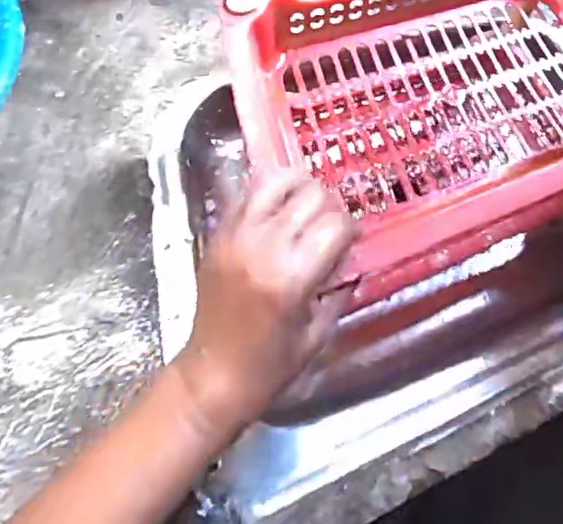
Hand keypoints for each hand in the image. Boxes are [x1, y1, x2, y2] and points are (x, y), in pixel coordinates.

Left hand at [173, 167, 355, 433]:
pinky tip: (280, 207)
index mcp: (292, 279)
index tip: (353, 239)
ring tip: (307, 204)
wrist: (209, 380)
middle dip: (331, 206)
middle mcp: (264, 248)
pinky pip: (248, 194)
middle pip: (312, 195)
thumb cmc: (268, 368)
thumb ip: (339, 288)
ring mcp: (237, 237)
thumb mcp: (317, 334)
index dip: (352, 228)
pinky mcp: (219, 235)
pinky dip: (269, 193)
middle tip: (332, 223)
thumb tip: (353, 253)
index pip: (336, 225)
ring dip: (299, 188)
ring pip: (277, 182)